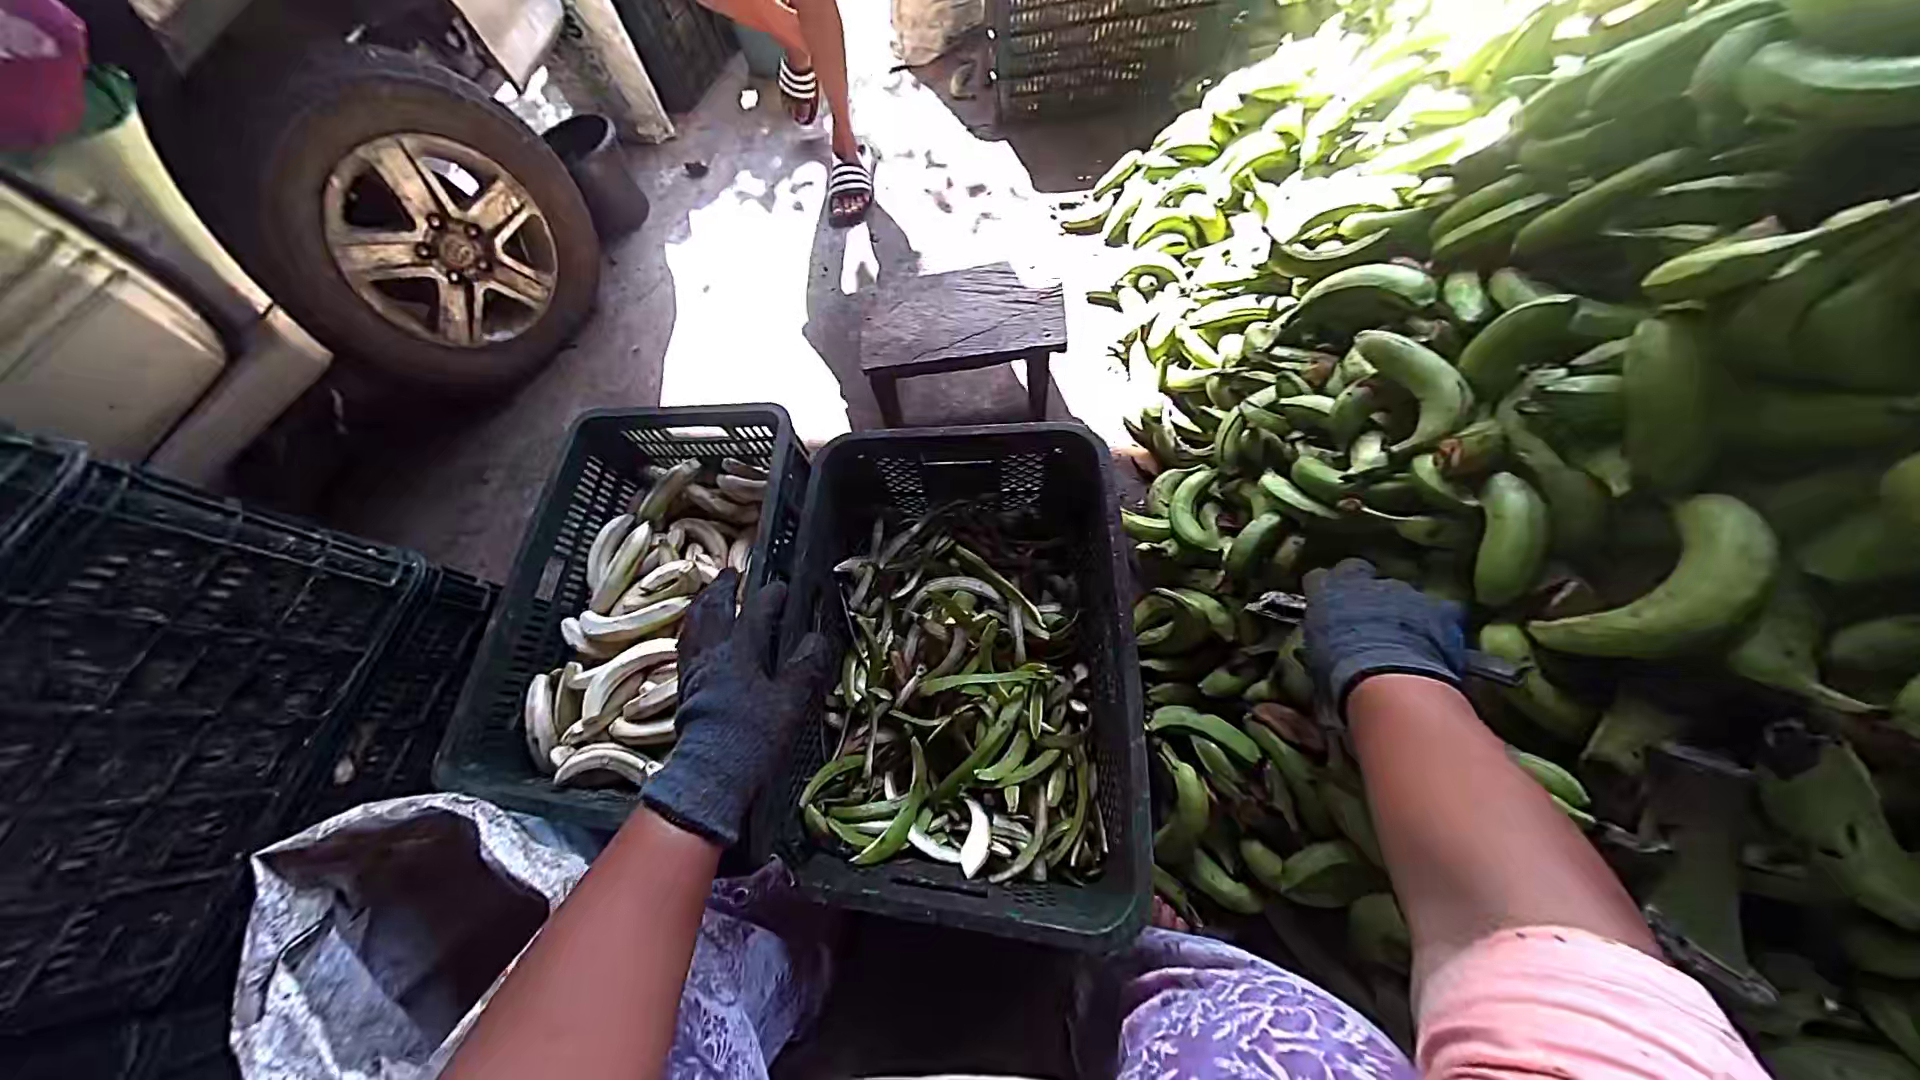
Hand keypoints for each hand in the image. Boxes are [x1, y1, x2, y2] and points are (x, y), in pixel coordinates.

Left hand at [641, 570, 832, 845]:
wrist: (712, 774)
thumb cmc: (753, 735)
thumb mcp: (790, 700)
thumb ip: (804, 667)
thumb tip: (817, 639)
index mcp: (739, 651)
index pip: (757, 612)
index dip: (771, 596)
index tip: (782, 587)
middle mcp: (712, 654)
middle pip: (713, 611)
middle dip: (723, 589)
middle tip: (730, 574)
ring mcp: (695, 671)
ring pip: (694, 628)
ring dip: (702, 607)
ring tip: (708, 597)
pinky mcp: (685, 689)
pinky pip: (686, 650)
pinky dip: (692, 634)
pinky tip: (696, 640)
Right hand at [1302, 558, 1465, 716]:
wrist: (1391, 683)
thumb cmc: (1339, 673)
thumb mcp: (1315, 657)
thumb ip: (1320, 640)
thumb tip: (1323, 648)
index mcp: (1326, 590)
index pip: (1319, 578)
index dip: (1324, 593)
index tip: (1325, 609)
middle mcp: (1365, 582)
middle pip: (1361, 574)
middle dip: (1361, 592)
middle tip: (1362, 620)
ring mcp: (1405, 593)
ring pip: (1400, 592)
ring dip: (1398, 608)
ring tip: (1400, 638)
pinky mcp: (1441, 609)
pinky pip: (1440, 610)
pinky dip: (1436, 623)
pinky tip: (1434, 644)